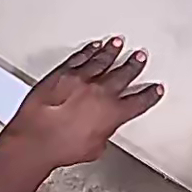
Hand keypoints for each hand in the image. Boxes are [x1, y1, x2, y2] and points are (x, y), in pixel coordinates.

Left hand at [0, 37, 163, 169]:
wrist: (36, 139)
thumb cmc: (61, 147)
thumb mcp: (93, 148)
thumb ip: (103, 132)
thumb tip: (101, 128)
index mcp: (113, 113)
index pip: (139, 101)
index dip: (149, 95)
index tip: (155, 89)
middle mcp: (101, 92)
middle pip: (124, 74)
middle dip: (134, 64)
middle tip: (141, 56)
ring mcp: (82, 80)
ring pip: (102, 60)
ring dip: (113, 51)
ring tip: (119, 43)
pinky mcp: (63, 73)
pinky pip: (81, 57)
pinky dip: (89, 50)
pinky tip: (95, 46)